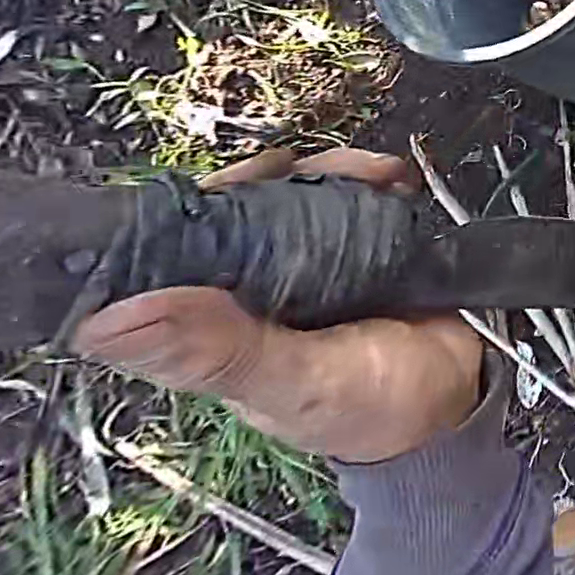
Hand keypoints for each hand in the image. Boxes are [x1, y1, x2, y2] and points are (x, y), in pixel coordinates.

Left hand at [72, 148, 483, 463]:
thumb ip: (225, 356)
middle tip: (306, 168)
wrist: (466, 389)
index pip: (176, 256)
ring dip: (336, 170)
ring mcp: (321, 262)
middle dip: (274, 177)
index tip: (223, 185)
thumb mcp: (298, 385)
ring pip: (304, 195)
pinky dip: (376, 178)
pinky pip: (361, 198)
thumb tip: (108, 323)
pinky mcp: (372, 245)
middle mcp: (265, 286)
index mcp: (222, 324)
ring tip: (377, 173)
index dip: (184, 213)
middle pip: (245, 210)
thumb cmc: (374, 405)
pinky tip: (395, 178)